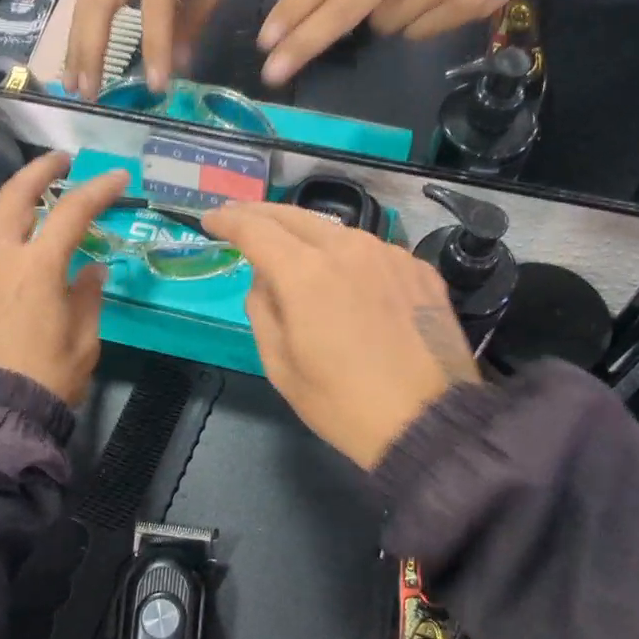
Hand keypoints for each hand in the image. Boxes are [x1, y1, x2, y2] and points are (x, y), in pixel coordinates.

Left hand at [0, 153, 129, 404]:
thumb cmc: (46, 377)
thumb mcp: (84, 340)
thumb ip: (88, 296)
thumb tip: (90, 270)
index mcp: (38, 266)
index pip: (72, 211)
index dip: (98, 189)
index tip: (118, 178)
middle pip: (16, 194)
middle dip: (41, 170)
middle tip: (62, 161)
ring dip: (13, 203)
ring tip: (31, 206)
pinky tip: (5, 248)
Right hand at [64, 0, 243, 97]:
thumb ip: (194, 17)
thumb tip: (178, 65)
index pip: (155, 4)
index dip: (154, 46)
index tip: (155, 86)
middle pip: (98, 3)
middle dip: (91, 51)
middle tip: (89, 93)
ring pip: (83, 3)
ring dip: (76, 48)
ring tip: (75, 87)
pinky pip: (84, 0)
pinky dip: (78, 35)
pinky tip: (76, 64)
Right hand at [202, 203, 480, 468]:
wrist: (428, 424)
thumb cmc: (342, 403)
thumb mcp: (280, 365)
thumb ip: (262, 309)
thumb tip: (265, 279)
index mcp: (305, 272)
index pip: (255, 230)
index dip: (227, 221)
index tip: (210, 220)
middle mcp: (349, 248)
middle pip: (295, 216)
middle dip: (261, 215)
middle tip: (241, 222)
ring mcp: (390, 255)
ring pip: (337, 231)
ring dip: (307, 236)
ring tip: (293, 250)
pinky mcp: (420, 270)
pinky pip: (373, 253)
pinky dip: (349, 258)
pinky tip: (347, 279)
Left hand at [257, 0, 541, 85]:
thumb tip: (320, 7)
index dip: (295, 9)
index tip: (268, 38)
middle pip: (344, 9)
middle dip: (305, 42)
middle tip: (273, 72)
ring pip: (383, 27)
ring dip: (387, 17)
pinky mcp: (466, 4)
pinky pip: (417, 33)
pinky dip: (419, 22)